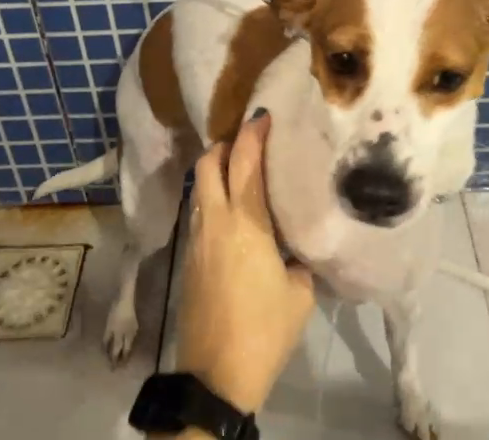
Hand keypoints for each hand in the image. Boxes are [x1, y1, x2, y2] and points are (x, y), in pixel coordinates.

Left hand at [175, 112, 315, 414]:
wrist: (216, 373)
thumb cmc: (265, 330)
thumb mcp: (299, 293)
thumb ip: (299, 259)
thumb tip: (298, 247)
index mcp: (246, 222)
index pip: (245, 162)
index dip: (252, 133)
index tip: (264, 114)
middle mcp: (215, 220)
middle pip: (208, 163)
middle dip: (224, 143)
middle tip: (248, 139)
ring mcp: (196, 237)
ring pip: (200, 186)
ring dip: (215, 169)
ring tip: (240, 168)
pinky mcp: (188, 257)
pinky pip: (198, 210)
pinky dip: (211, 195)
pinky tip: (231, 208)